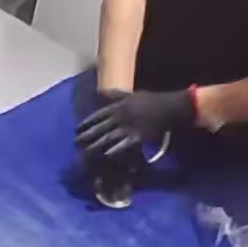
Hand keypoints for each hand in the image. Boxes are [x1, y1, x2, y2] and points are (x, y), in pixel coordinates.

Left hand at [75, 88, 197, 158]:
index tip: (77, 129)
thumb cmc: (152, 100)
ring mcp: (129, 126)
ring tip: (85, 152)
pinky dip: (114, 150)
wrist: (172, 107)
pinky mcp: (138, 136)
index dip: (86, 123)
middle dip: (87, 135)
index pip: (98, 115)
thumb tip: (99, 91)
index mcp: (119, 106)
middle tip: (75, 142)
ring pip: (108, 137)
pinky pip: (123, 144)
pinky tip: (105, 155)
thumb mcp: (131, 94)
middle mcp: (121, 116)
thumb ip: (114, 95)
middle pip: (100, 127)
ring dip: (96, 145)